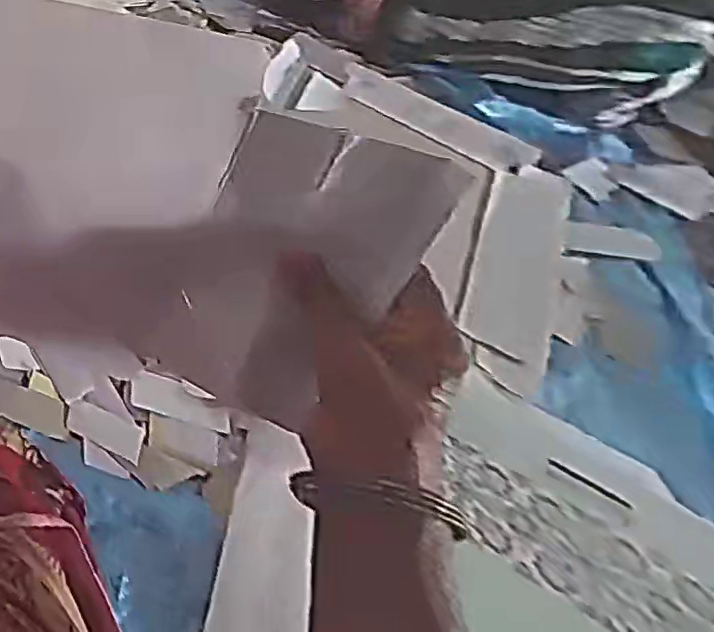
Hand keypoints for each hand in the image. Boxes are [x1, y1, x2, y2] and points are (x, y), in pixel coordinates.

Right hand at [279, 253, 465, 483]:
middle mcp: (414, 345)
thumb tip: (297, 254)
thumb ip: (320, 298)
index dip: (370, 248)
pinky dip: (308, 322)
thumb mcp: (346, 348)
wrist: (363, 486)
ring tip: (283, 267)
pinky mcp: (351, 379)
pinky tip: (279, 304)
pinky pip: (329, 338)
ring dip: (319, 298)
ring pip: (348, 316)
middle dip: (337, 272)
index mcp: (433, 334)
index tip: (332, 227)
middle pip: (373, 293)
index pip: (406, 273)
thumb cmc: (374, 418)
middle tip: (299, 243)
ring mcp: (382, 363)